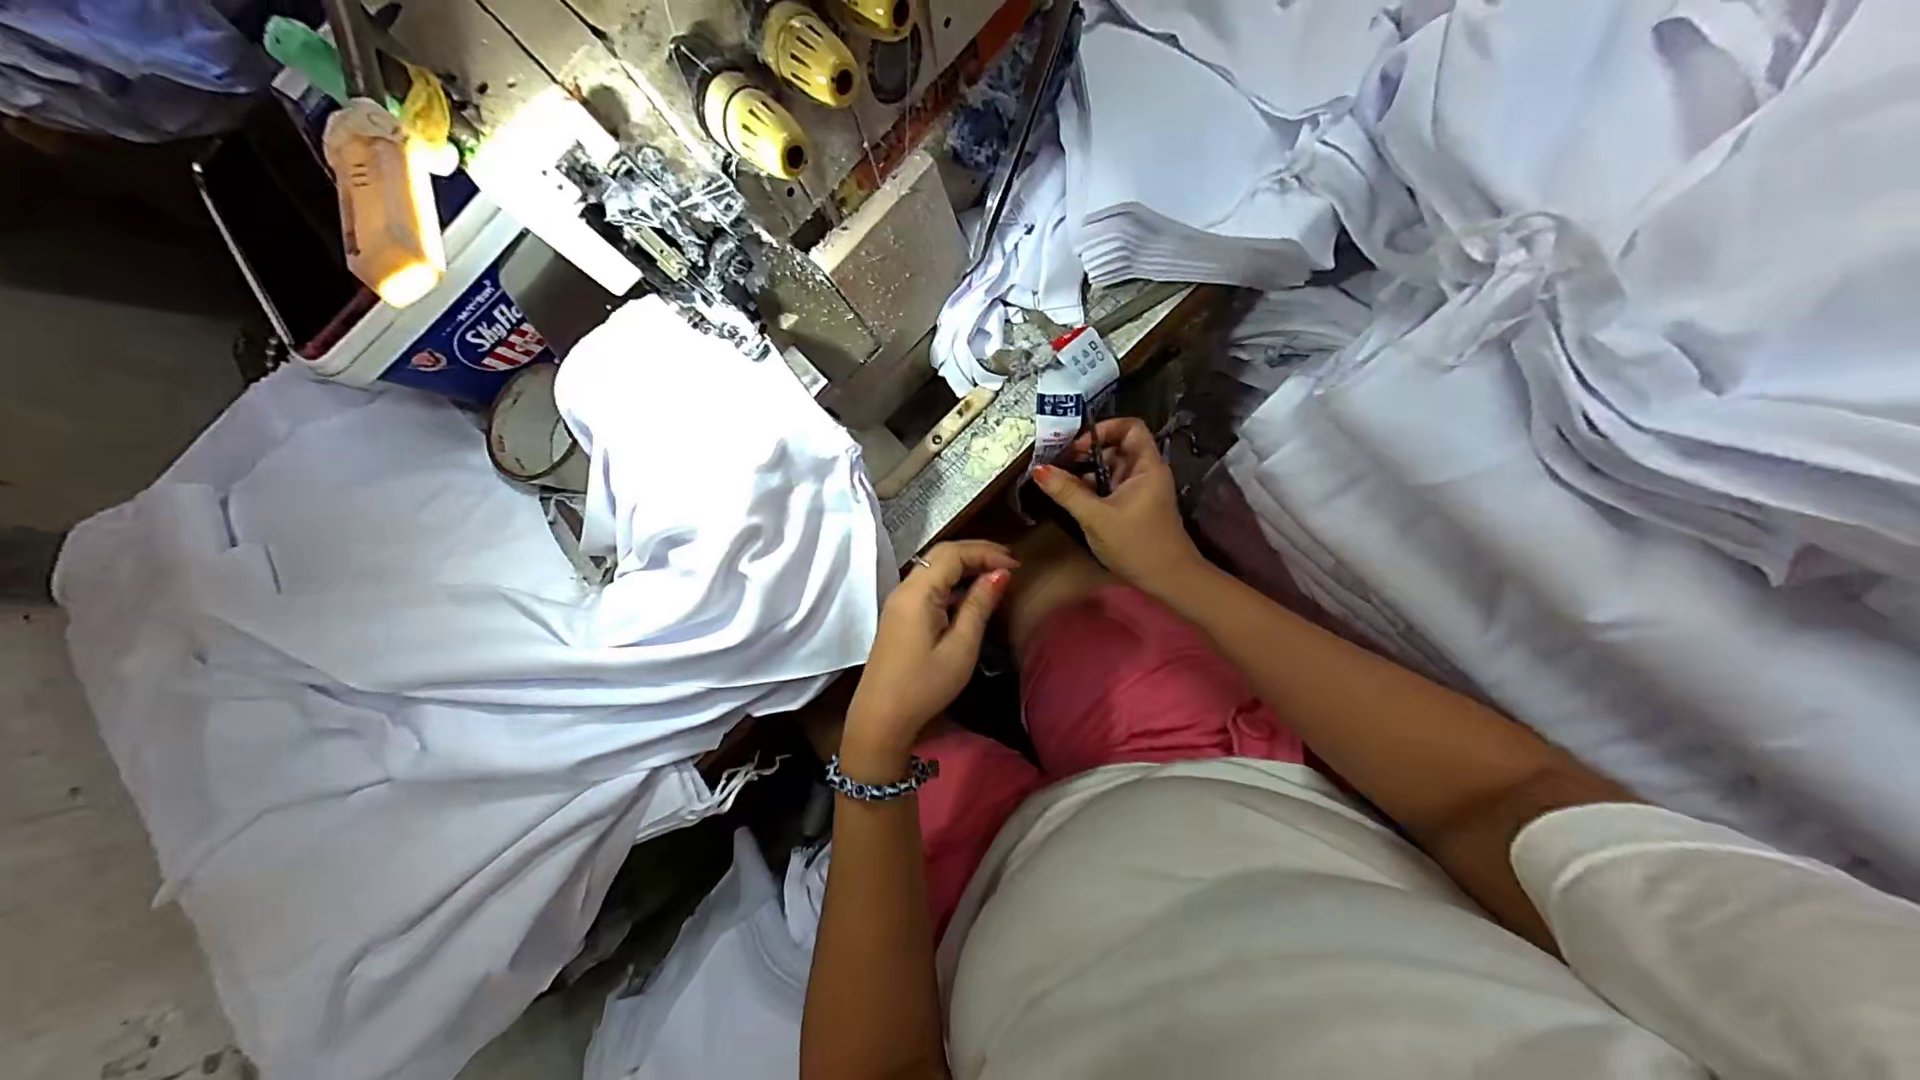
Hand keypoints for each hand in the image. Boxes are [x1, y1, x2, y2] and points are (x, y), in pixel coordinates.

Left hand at [843, 540, 1018, 774]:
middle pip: (941, 555)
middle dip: (976, 553)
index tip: (1016, 565)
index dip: (986, 552)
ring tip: (996, 577)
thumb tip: (1000, 574)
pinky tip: (972, 597)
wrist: (882, 717)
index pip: (952, 553)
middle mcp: (905, 589)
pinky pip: (929, 586)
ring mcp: (899, 602)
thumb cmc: (924, 685)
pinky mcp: (900, 615)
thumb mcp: (961, 647)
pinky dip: (953, 583)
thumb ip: (979, 605)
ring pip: (934, 569)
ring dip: (965, 567)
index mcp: (918, 592)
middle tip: (1009, 564)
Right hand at [1032, 417, 1208, 596]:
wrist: (1168, 580)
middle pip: (1115, 447)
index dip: (1104, 428)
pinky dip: (1092, 488)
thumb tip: (1038, 470)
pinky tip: (1072, 499)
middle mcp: (1145, 472)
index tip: (1077, 446)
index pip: (1130, 427)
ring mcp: (1139, 490)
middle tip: (1058, 464)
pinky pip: (1110, 486)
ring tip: (1059, 483)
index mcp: (1146, 466)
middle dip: (1087, 453)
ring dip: (1086, 473)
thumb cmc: (1136, 545)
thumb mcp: (1096, 518)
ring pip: (1110, 468)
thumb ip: (1067, 492)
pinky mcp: (1133, 506)